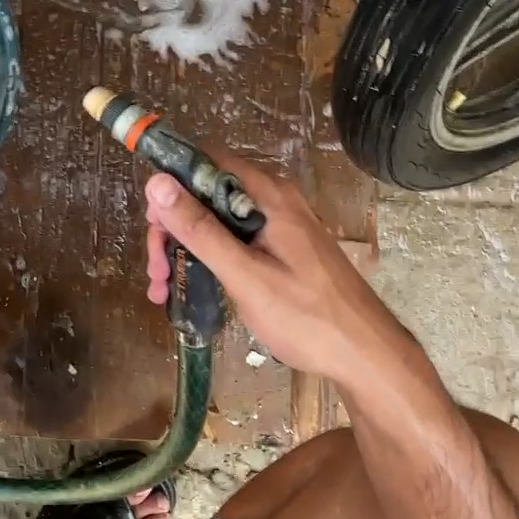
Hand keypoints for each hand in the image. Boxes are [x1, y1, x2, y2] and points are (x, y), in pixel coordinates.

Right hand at [142, 151, 388, 377]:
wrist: (367, 356)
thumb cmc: (307, 317)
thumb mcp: (244, 275)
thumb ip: (200, 229)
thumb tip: (157, 182)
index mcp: (267, 195)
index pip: (206, 161)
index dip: (171, 185)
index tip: (152, 223)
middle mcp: (272, 199)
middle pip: (205, 194)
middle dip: (172, 227)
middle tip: (156, 270)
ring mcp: (278, 224)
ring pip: (215, 219)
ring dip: (184, 248)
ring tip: (164, 289)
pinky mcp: (280, 247)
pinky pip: (233, 239)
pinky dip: (207, 259)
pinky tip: (188, 289)